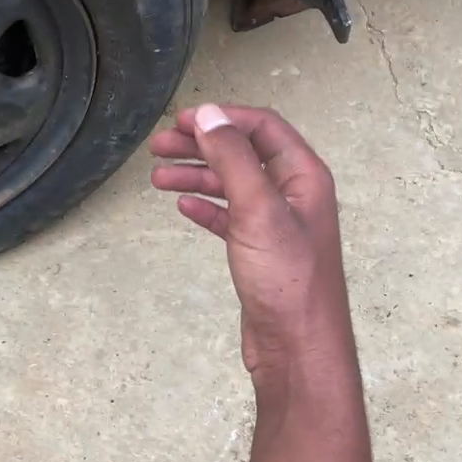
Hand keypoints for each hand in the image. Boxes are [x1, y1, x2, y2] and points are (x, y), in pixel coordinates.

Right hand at [150, 103, 353, 379]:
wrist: (296, 346)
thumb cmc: (286, 280)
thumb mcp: (258, 209)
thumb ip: (233, 159)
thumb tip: (209, 116)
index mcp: (303, 177)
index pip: (262, 128)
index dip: (222, 119)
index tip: (182, 121)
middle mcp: (292, 195)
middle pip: (242, 154)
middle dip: (201, 146)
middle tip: (160, 146)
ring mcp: (276, 225)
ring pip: (232, 186)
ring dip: (196, 177)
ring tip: (158, 178)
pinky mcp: (260, 252)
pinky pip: (229, 218)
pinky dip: (206, 209)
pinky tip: (184, 207)